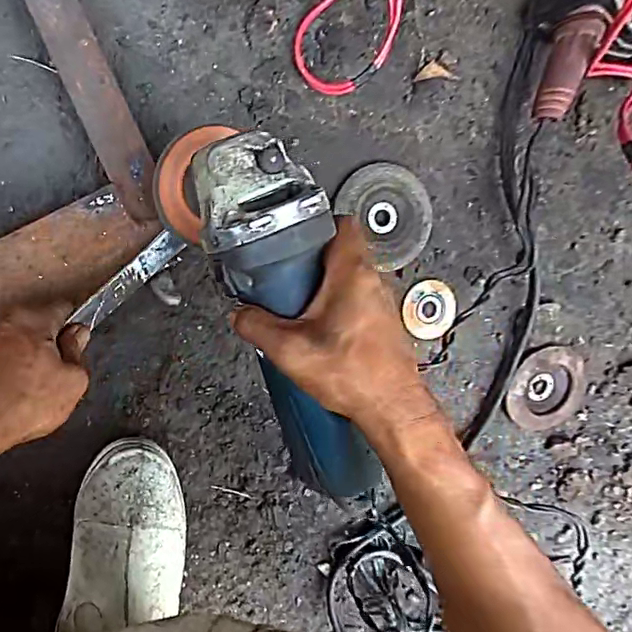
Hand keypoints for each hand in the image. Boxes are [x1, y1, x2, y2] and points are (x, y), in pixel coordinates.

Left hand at [0, 302, 89, 452]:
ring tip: (31, 386)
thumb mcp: (73, 381)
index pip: (63, 307)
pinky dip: (7, 367)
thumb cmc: (23, 404)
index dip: (74, 327)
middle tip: (56, 372)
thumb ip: (78, 351)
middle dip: (48, 343)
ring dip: (25, 355)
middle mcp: (6, 320)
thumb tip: (77, 336)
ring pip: (16, 340)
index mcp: (34, 318)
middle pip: (37, 323)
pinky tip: (13, 389)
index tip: (77, 342)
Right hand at [229, 217, 441, 436]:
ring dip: (323, 286)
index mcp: (353, 275)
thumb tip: (240, 315)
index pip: (343, 224)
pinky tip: (316, 330)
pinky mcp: (382, 323)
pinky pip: (355, 301)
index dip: (317, 224)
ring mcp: (381, 303)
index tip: (296, 234)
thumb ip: (255, 326)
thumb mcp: (287, 349)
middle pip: (341, 252)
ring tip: (297, 307)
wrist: (390, 408)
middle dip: (311, 261)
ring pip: (348, 278)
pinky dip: (334, 307)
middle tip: (285, 277)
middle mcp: (373, 282)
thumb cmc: (355, 376)